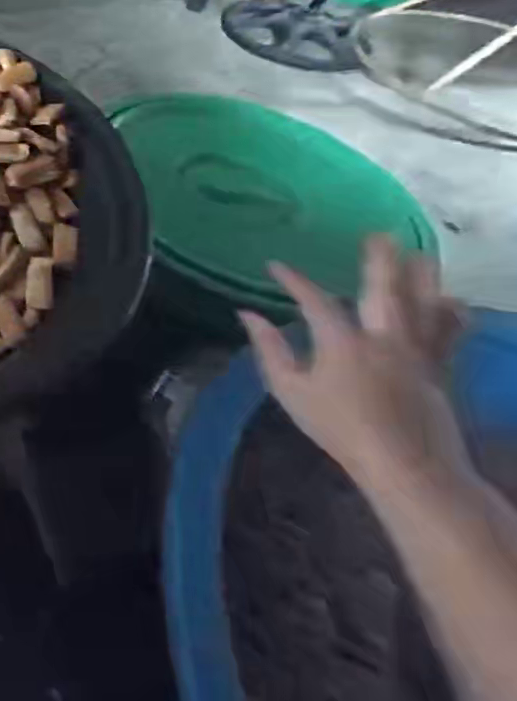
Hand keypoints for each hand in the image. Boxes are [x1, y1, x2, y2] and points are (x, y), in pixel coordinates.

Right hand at [244, 236, 470, 491]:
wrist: (408, 465)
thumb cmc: (335, 426)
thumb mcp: (287, 388)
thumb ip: (270, 349)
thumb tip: (248, 315)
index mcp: (343, 345)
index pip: (316, 301)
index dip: (294, 281)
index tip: (275, 265)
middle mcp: (386, 342)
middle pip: (385, 293)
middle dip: (381, 262)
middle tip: (381, 235)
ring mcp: (420, 355)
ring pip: (426, 308)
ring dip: (423, 279)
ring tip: (421, 255)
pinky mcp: (441, 370)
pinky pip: (450, 333)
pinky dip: (451, 313)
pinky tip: (449, 301)